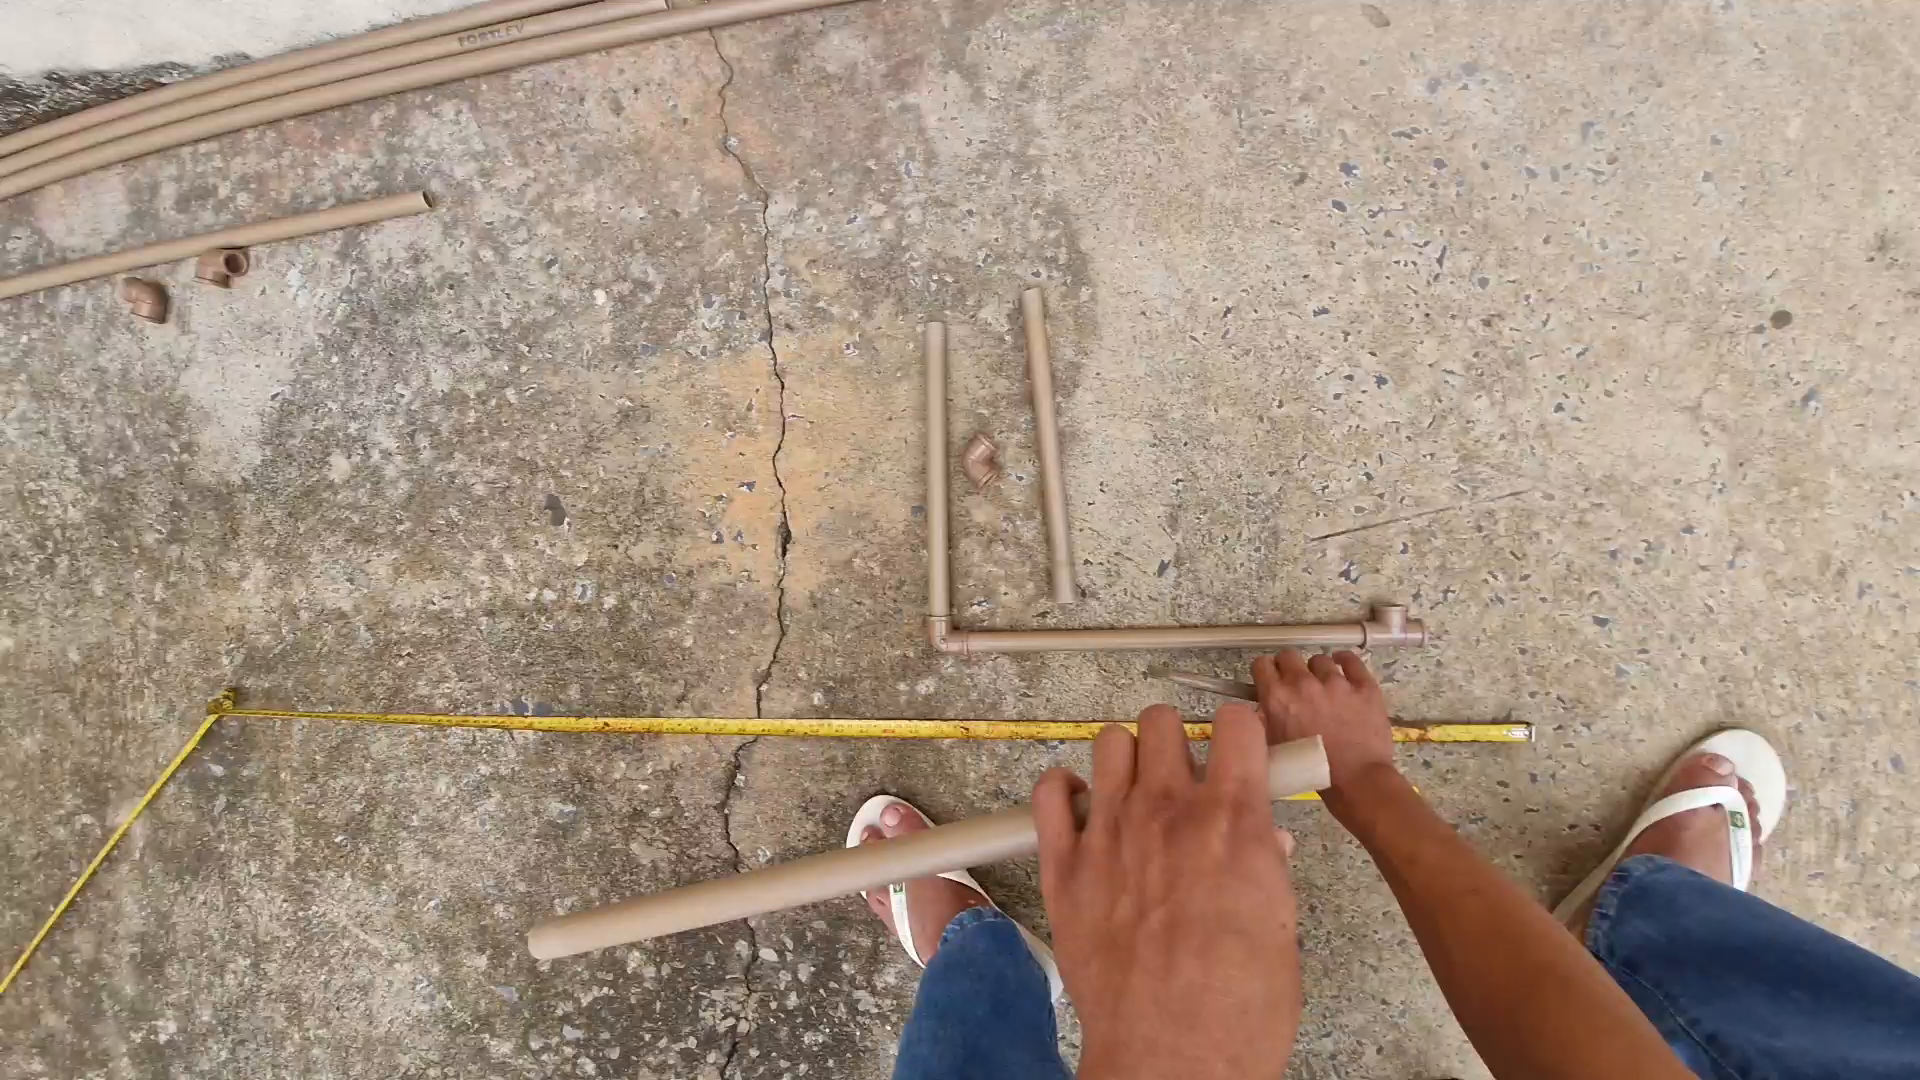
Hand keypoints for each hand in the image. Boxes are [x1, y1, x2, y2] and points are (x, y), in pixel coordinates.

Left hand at [1032, 704, 1299, 1079]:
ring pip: (1108, 742)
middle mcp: (1166, 810)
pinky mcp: (1064, 861)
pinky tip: (1079, 807)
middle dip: (1175, 739)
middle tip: (1180, 775)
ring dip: (1124, 758)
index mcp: (1230, 820)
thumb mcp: (1280, 930)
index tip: (1238, 745)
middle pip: (1160, 721)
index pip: (1236, 725)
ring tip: (1131, 789)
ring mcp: (1109, 830)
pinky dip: (1062, 790)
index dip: (1241, 731)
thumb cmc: (1238, 1008)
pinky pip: (1049, 792)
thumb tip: (1262, 837)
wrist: (1170, 1058)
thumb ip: (1264, 867)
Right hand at [1252, 649, 1396, 811]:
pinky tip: (1343, 667)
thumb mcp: (1273, 746)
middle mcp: (1303, 683)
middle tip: (1296, 684)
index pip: (1261, 664)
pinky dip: (1345, 661)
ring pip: (1320, 660)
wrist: (1355, 780)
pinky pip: (1352, 661)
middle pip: (1288, 655)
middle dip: (1289, 667)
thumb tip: (1262, 707)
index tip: (1270, 680)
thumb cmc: (1309, 769)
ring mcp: (1336, 683)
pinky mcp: (1364, 687)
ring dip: (1318, 671)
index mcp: (1277, 697)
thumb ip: (1263, 721)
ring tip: (1324, 686)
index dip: (1265, 672)